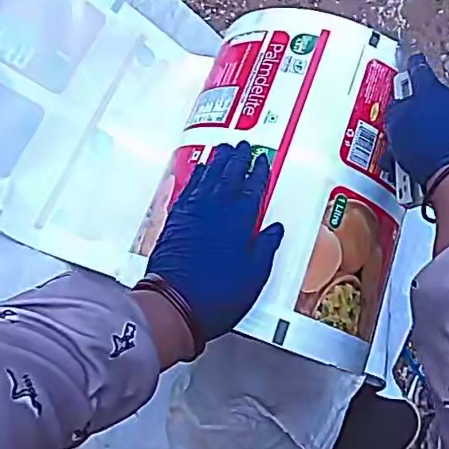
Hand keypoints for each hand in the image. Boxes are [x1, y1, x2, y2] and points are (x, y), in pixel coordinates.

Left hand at [143, 142, 285, 352]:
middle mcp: (216, 209)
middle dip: (239, 158)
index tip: (263, 160)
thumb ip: (265, 247)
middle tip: (244, 145)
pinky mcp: (176, 218)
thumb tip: (274, 228)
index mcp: (240, 221)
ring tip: (224, 148)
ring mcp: (194, 211)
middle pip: (230, 175)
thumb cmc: (218, 294)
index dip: (259, 172)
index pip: (253, 188)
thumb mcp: (254, 276)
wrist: (173, 304)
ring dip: (218, 161)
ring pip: (208, 176)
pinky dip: (197, 174)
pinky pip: (189, 187)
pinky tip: (200, 169)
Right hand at [388, 54, 448, 195]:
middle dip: (413, 108)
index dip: (409, 66)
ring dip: (424, 130)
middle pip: (427, 97)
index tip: (408, 63)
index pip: (417, 69)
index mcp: (430, 88)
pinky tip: (421, 161)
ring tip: (406, 151)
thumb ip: (395, 110)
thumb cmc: (427, 146)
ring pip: (437, 119)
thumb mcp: (395, 124)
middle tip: (399, 121)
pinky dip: (435, 144)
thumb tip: (396, 110)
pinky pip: (447, 136)